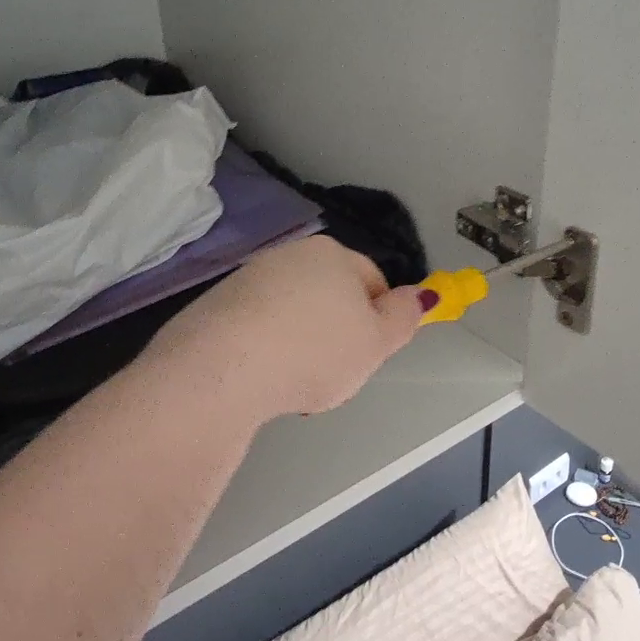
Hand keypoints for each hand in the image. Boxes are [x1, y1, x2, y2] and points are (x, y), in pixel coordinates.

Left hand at [136, 236, 436, 423]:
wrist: (224, 368)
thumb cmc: (314, 352)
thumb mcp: (376, 342)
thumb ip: (404, 317)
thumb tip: (421, 295)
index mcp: (334, 255)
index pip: (372, 280)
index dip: (378, 320)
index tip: (368, 353)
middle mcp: (289, 256)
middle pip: (329, 296)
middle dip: (336, 334)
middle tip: (336, 373)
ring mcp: (250, 279)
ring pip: (292, 314)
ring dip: (301, 345)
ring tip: (295, 385)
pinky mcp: (218, 307)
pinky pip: (257, 328)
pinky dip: (266, 351)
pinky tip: (263, 380)